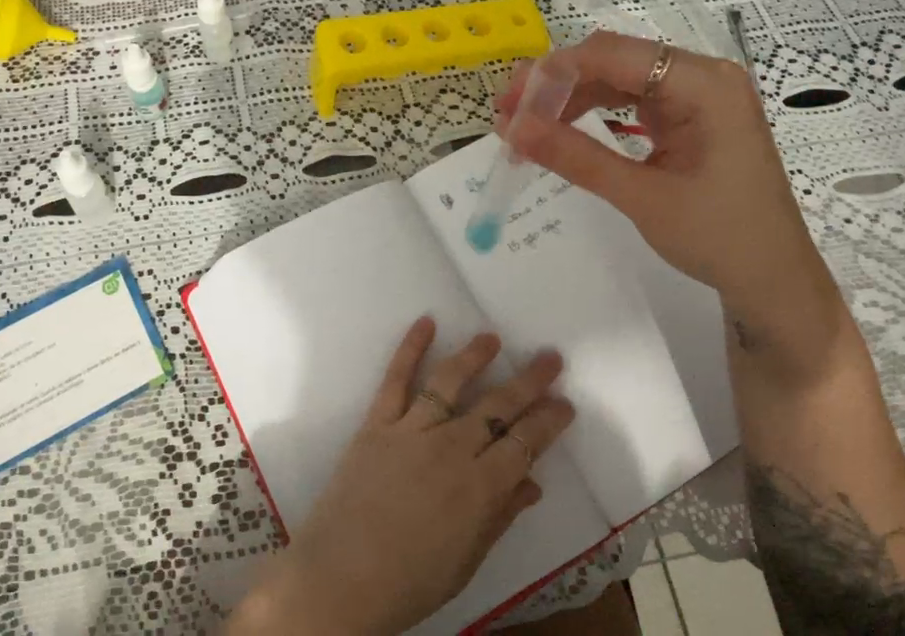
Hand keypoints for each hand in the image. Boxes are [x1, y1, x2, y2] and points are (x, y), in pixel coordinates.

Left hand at [227, 318, 574, 635]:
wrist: (340, 579)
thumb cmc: (409, 581)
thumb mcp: (467, 560)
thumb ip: (500, 516)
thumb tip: (532, 484)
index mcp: (480, 488)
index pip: (525, 444)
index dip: (548, 422)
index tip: (565, 403)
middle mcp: (450, 449)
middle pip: (497, 407)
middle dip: (529, 382)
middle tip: (550, 358)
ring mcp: (411, 431)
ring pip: (450, 382)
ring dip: (475, 356)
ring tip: (493, 338)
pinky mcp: (376, 425)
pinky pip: (395, 380)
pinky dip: (410, 348)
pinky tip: (425, 323)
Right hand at [497, 32, 827, 311]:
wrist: (773, 281)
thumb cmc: (719, 238)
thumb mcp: (641, 197)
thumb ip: (575, 157)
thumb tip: (510, 129)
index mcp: (704, 84)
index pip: (613, 54)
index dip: (554, 73)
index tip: (509, 104)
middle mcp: (703, 76)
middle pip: (613, 59)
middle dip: (557, 84)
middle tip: (510, 117)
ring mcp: (698, 95)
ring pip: (617, 78)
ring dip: (570, 99)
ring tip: (528, 129)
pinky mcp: (689, 116)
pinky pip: (631, 100)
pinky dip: (594, 113)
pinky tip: (564, 130)